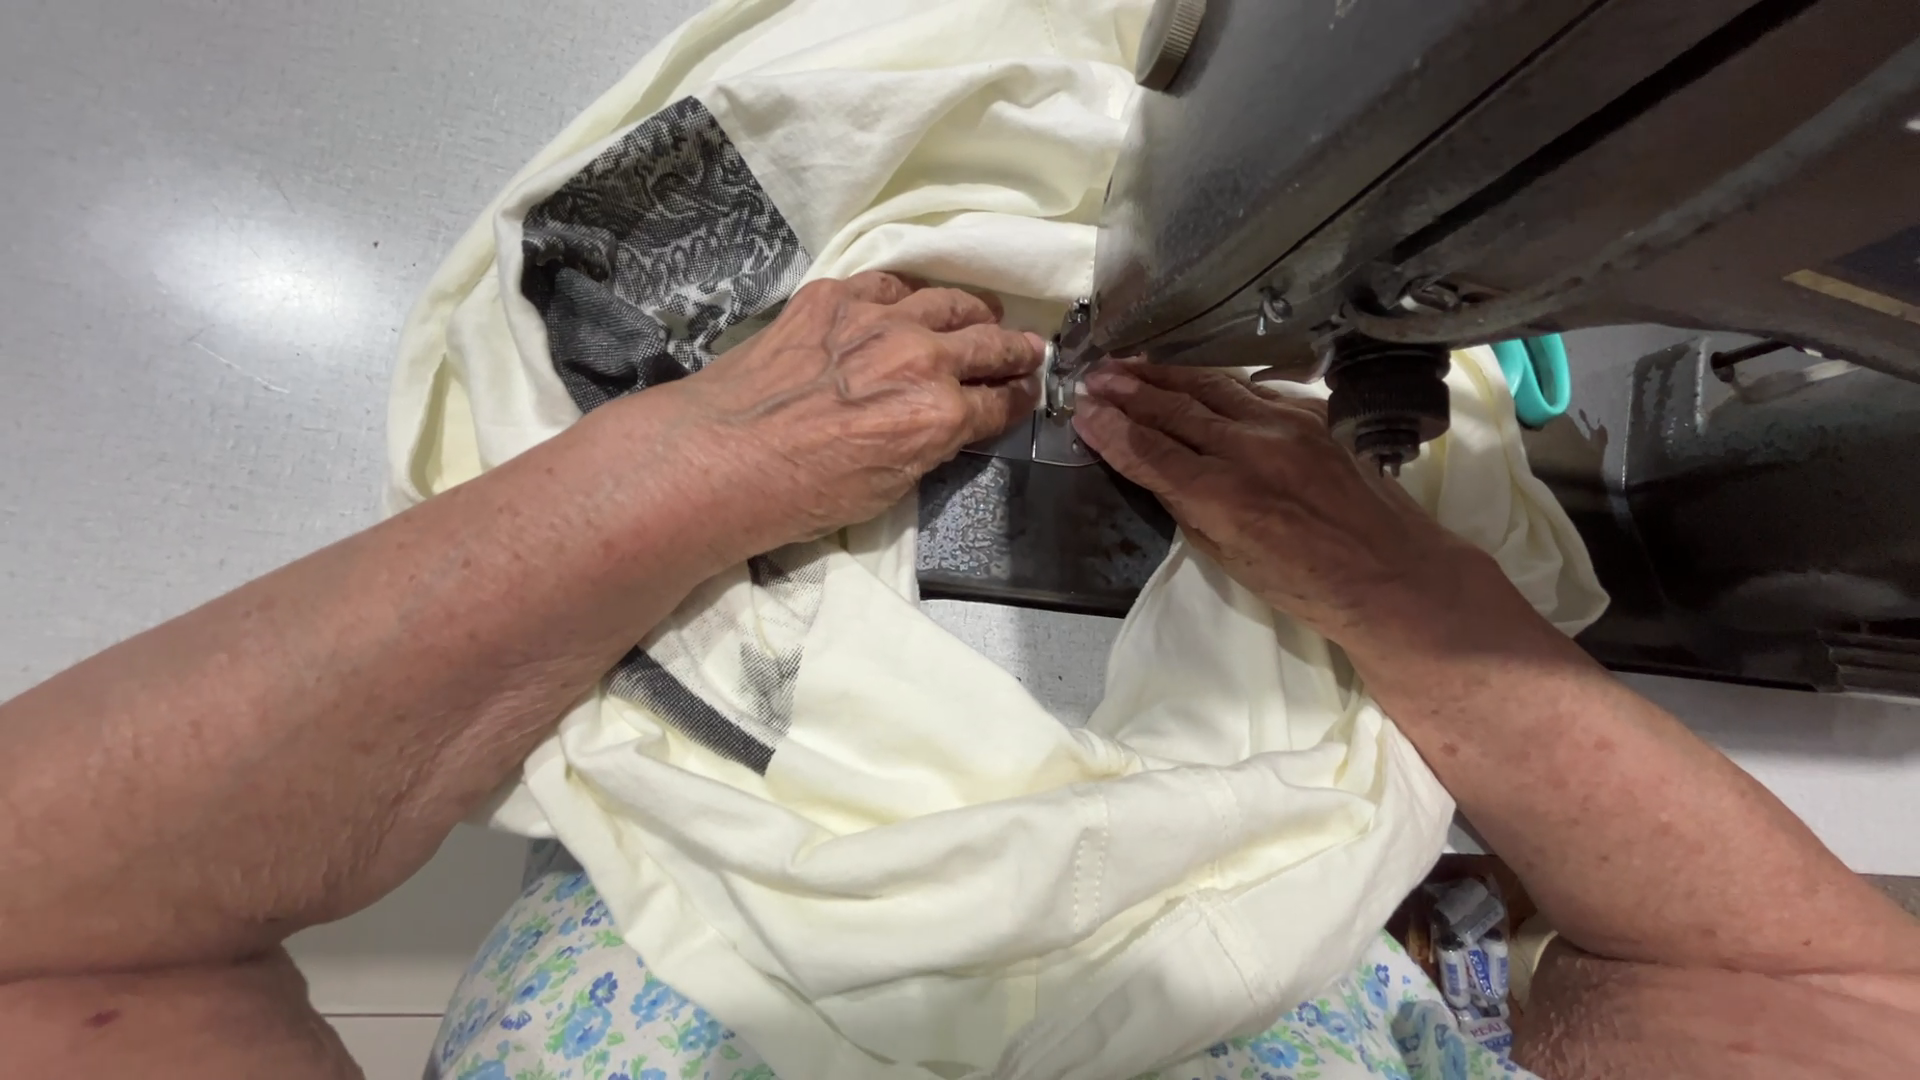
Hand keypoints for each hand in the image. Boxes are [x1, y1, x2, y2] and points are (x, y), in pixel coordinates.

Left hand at [659, 272, 1043, 556]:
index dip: (1018, 399)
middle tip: (1030, 350)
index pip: (998, 402)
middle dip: (1017, 351)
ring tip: (985, 315)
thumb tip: (945, 422)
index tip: (1027, 392)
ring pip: (948, 301)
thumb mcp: (888, 487)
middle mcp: (920, 358)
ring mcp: (878, 319)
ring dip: (975, 311)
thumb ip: (928, 445)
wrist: (723, 455)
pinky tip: (916, 300)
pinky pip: (890, 283)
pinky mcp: (834, 295)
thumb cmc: (805, 494)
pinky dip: (912, 294)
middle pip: (988, 345)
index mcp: (939, 415)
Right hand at [1072, 361, 1510, 653]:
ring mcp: (1288, 423)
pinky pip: (1253, 390)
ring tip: (1128, 364)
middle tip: (1093, 375)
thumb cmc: (1304, 585)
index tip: (1081, 410)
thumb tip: (1155, 469)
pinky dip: (1214, 383)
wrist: (1393, 574)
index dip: (1110, 429)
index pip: (1150, 451)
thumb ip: (1186, 506)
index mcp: (1224, 497)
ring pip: (1212, 387)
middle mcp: (1252, 449)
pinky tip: (1194, 378)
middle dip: (1128, 390)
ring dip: (1164, 374)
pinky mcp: (1315, 413)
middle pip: (1175, 408)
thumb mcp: (1226, 559)